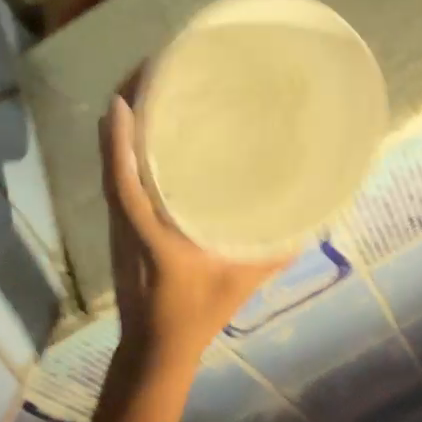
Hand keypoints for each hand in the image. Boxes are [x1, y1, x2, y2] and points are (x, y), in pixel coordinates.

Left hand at [99, 94, 286, 359]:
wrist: (154, 350)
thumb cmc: (193, 316)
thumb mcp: (239, 283)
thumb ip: (274, 253)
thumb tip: (311, 221)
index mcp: (147, 232)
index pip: (122, 176)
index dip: (119, 134)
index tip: (128, 92)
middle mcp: (125, 220)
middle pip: (110, 157)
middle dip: (123, 110)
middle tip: (150, 71)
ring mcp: (119, 224)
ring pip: (110, 165)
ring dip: (121, 127)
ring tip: (148, 90)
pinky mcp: (122, 229)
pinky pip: (117, 179)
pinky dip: (124, 149)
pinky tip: (146, 134)